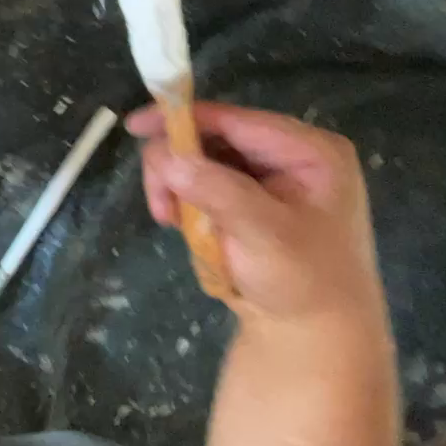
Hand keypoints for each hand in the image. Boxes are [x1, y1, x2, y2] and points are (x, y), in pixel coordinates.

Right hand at [129, 102, 388, 336]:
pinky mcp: (242, 193)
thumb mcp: (265, 235)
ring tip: (171, 219)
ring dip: (173, 185)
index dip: (181, 118)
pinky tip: (182, 222)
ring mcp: (263, 174)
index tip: (133, 127)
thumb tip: (165, 158)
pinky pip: (195, 179)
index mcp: (308, 151)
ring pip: (194, 158)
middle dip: (175, 165)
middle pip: (207, 136)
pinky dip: (179, 197)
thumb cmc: (303, 280)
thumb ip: (218, 193)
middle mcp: (286, 153)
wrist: (311, 328)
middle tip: (162, 205)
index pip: (233, 120)